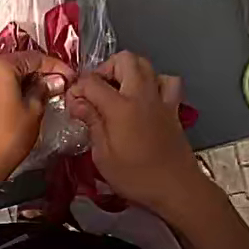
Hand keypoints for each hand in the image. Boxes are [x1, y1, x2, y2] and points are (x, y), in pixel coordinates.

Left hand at [0, 50, 75, 189]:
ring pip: (7, 75)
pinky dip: (13, 88)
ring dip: (27, 81)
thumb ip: (44, 89)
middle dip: (41, 72)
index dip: (56, 66)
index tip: (70, 76)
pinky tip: (28, 98)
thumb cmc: (9, 136)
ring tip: (48, 92)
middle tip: (61, 84)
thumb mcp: (34, 111)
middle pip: (18, 63)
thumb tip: (55, 80)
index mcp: (0, 66)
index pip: (34, 57)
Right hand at [63, 51, 203, 213]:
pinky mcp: (173, 108)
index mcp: (120, 107)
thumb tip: (77, 102)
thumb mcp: (103, 156)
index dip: (77, 89)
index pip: (92, 82)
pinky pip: (166, 81)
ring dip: (129, 71)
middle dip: (105, 69)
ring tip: (118, 91)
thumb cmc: (135, 177)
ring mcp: (161, 99)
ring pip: (146, 65)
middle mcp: (142, 95)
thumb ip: (92, 123)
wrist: (177, 188)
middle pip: (124, 59)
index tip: (72, 104)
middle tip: (95, 91)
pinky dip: (154, 82)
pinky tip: (145, 97)